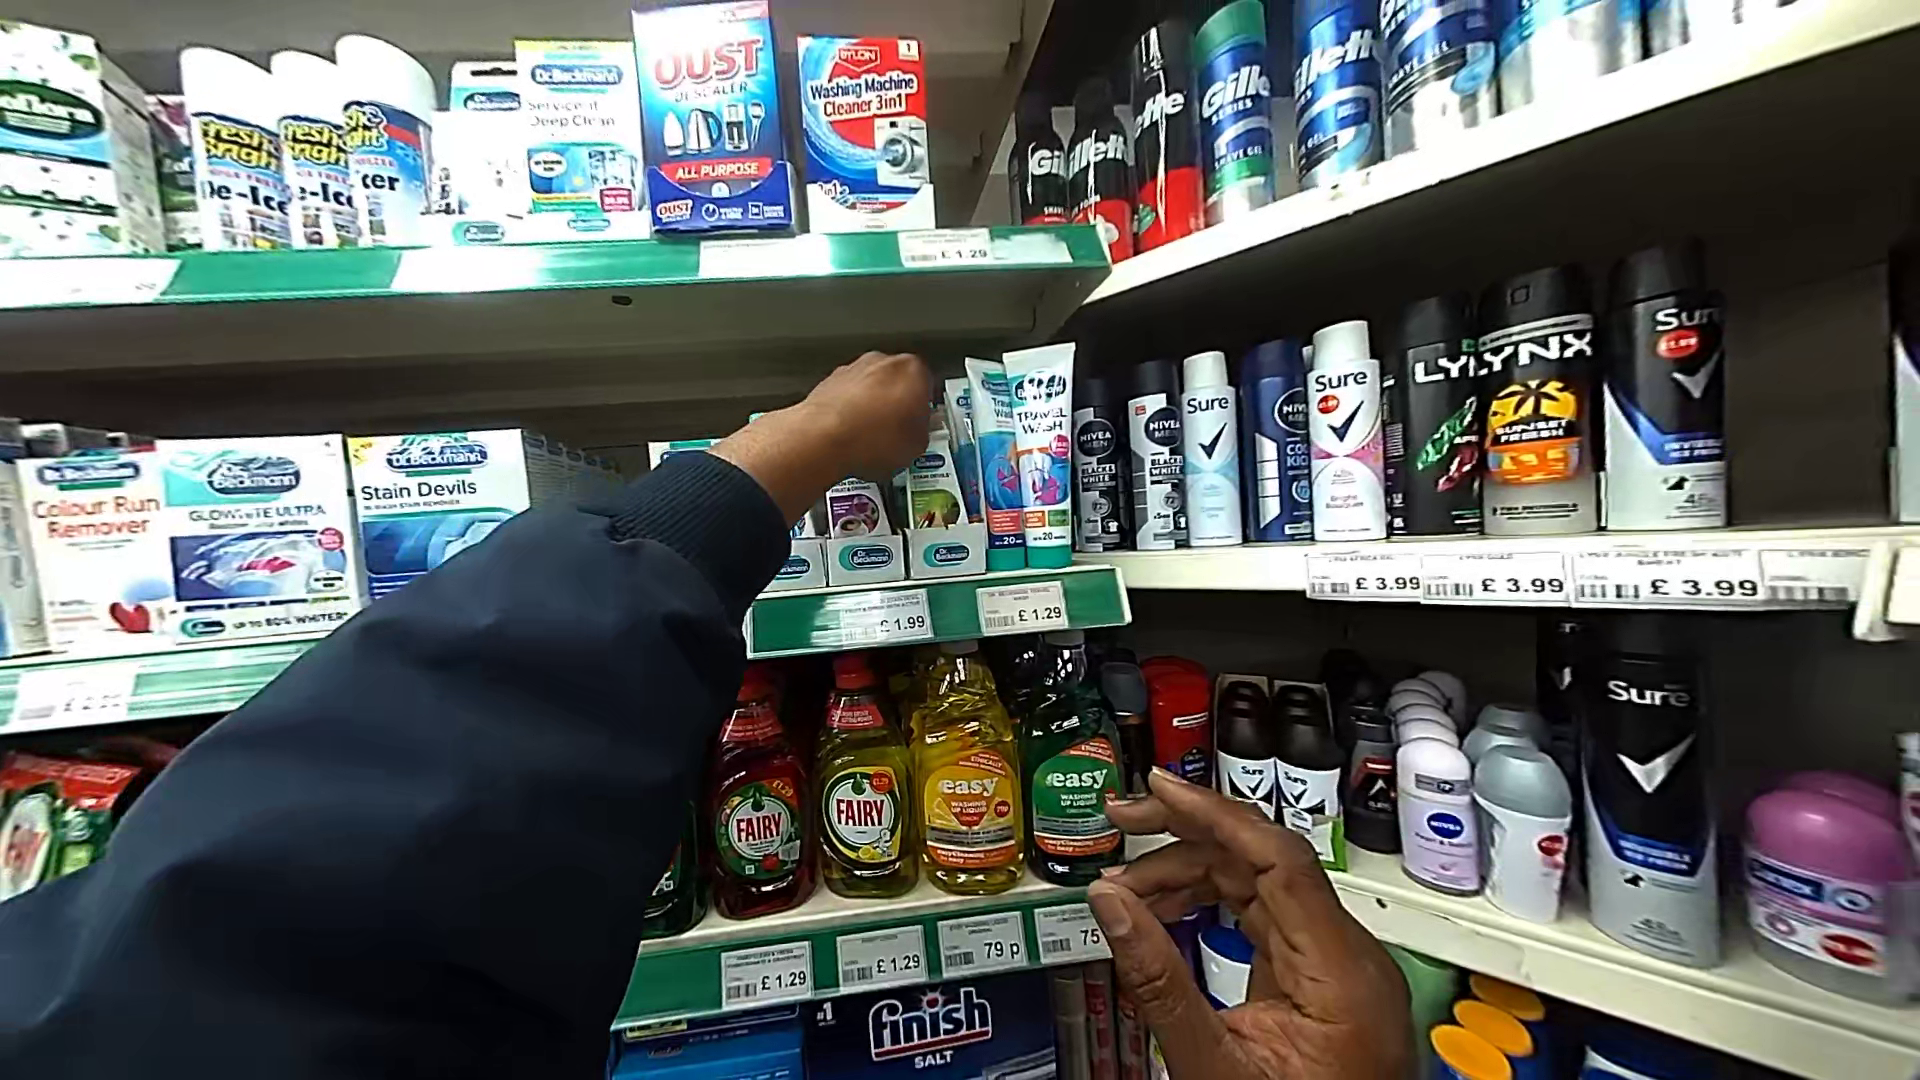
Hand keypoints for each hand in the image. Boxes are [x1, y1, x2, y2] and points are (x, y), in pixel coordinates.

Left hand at [711, 351, 932, 523]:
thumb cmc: (871, 438)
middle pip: (897, 382)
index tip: (921, 425)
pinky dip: (848, 414)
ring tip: (871, 441)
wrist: (825, 440)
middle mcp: (882, 362)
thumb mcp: (917, 447)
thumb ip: (922, 433)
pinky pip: (845, 399)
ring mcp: (852, 370)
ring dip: (871, 409)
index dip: (924, 409)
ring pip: (869, 388)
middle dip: (897, 405)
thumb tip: (918, 436)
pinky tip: (850, 438)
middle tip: (897, 433)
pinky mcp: (827, 383)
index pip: (928, 386)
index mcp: (913, 370)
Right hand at [1090, 770, 1412, 1079]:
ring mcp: (1329, 960)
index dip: (1214, 813)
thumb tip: (1107, 901)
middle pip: (1258, 857)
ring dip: (1182, 869)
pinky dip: (1200, 897)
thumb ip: (1158, 983)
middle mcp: (1345, 954)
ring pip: (1248, 877)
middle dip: (1183, 834)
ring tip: (1126, 884)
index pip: (1279, 857)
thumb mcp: (1217, 1073)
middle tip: (1123, 819)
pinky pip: (1250, 907)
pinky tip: (1160, 903)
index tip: (1160, 788)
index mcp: (1344, 976)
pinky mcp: (1309, 970)